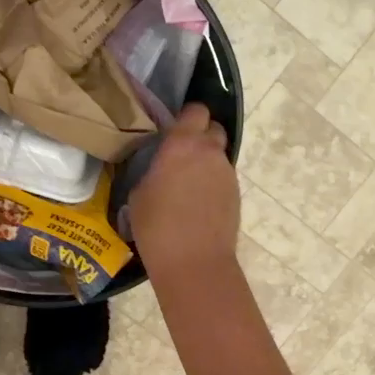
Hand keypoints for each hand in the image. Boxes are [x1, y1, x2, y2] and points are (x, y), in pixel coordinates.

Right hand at [131, 104, 239, 274]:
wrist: (194, 263)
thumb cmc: (156, 226)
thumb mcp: (138, 193)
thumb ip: (152, 170)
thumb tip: (159, 169)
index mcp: (183, 144)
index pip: (195, 111)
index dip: (186, 117)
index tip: (172, 129)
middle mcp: (210, 152)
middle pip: (213, 129)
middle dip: (200, 136)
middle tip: (181, 154)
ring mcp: (227, 174)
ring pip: (219, 156)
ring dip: (206, 162)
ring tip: (187, 185)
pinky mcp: (237, 195)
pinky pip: (223, 178)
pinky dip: (212, 183)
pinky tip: (198, 204)